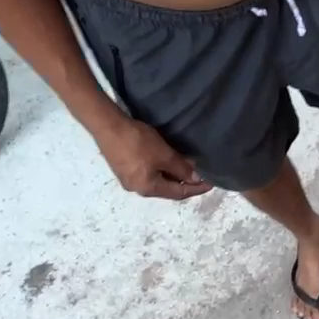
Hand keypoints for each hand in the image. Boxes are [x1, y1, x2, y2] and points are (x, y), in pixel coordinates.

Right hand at [93, 118, 210, 200]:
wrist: (107, 125)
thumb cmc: (138, 142)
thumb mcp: (165, 155)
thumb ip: (181, 169)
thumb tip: (195, 179)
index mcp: (148, 189)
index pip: (179, 193)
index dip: (196, 189)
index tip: (211, 183)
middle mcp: (137, 189)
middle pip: (167, 189)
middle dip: (184, 182)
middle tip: (200, 174)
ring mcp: (128, 179)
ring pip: (157, 181)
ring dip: (173, 175)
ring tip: (186, 166)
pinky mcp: (122, 168)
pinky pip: (148, 174)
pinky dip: (161, 170)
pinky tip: (168, 161)